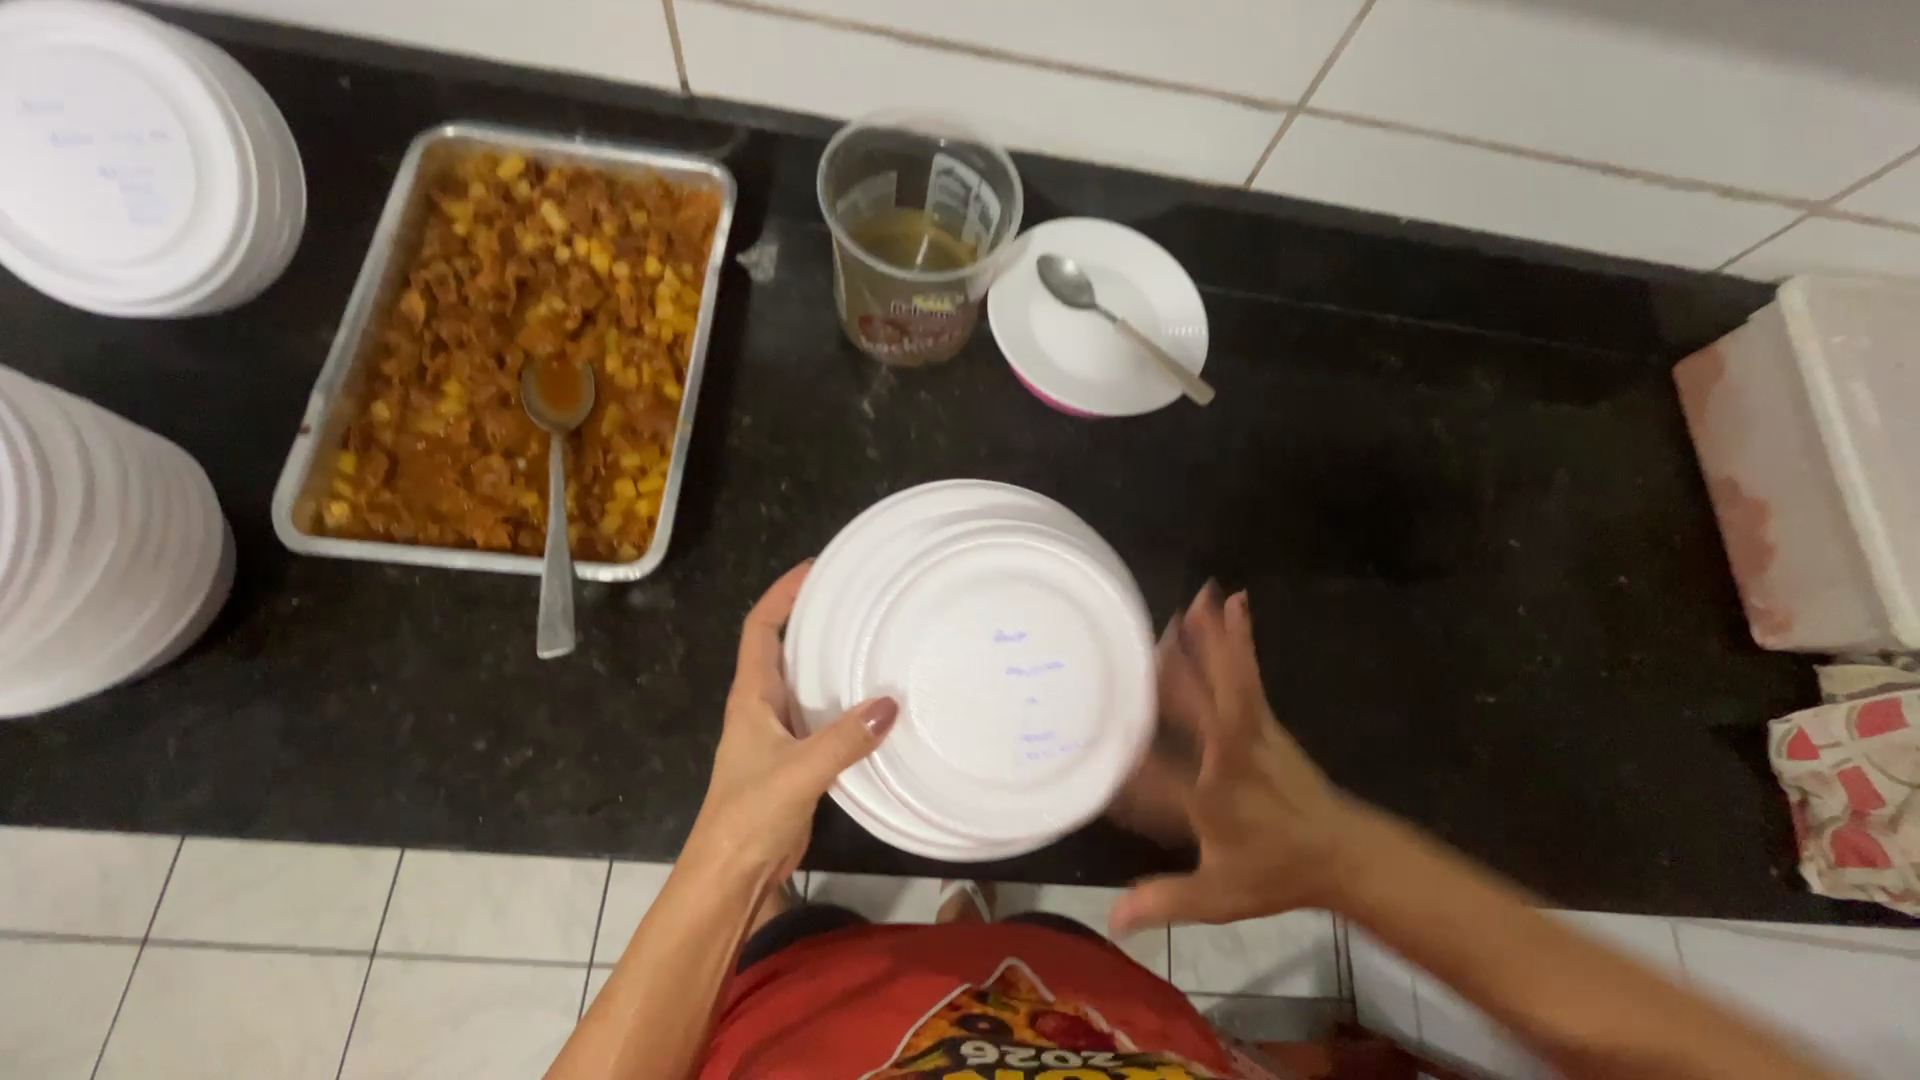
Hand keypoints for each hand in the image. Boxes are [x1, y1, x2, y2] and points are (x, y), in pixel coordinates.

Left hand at [685, 562, 897, 880]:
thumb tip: (891, 704)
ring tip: (876, 640)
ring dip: (832, 660)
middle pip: (784, 648)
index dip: (782, 594)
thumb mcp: (798, 772)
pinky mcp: (798, 760)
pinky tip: (879, 705)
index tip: (816, 569)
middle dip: (813, 618)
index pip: (761, 629)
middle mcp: (764, 707)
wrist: (731, 875)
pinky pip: (825, 718)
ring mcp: (780, 735)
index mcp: (751, 697)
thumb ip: (844, 740)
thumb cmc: (749, 815)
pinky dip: (847, 703)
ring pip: (807, 684)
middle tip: (858, 598)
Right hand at [1109, 585, 1366, 935]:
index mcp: (1212, 801)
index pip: (1162, 779)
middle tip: (1157, 631)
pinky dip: (1239, 639)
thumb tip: (1111, 922)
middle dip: (1178, 673)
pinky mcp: (1266, 721)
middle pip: (1200, 711)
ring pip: (1227, 682)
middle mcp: (1230, 759)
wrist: (1342, 853)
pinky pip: (1247, 674)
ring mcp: (1252, 735)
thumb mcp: (1220, 896)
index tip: (1096, 746)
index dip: (1130, 764)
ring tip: (1199, 597)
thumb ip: (1165, 901)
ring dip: (1211, 640)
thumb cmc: (1276, 873)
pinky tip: (1235, 606)